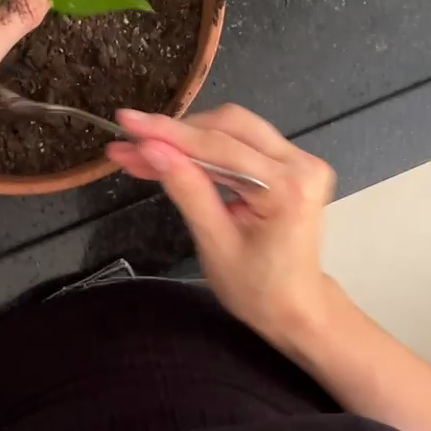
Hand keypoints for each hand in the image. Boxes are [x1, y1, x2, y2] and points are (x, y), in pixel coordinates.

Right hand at [108, 105, 341, 348]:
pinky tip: (170, 158)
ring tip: (141, 152)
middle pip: (229, 127)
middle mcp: (302, 164)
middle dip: (176, 133)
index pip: (219, 147)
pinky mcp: (293, 165)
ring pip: (234, 131)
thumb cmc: (257, 290)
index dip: (168, 133)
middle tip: (129, 143)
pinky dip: (205, 151)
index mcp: (288, 187)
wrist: (296, 308)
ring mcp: (301, 161)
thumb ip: (187, 190)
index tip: (127, 121)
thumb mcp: (215, 243)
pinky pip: (243, 146)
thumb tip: (152, 149)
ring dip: (187, 140)